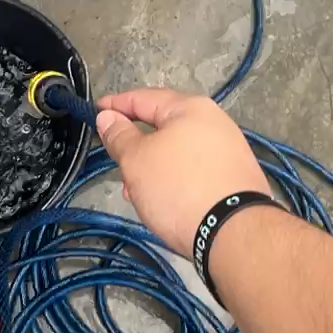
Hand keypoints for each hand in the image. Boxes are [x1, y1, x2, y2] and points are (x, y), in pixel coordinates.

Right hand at [95, 88, 270, 253]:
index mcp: (190, 108)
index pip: (143, 98)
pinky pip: (195, 169)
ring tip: (137, 192)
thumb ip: (119, 136)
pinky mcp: (236, 178)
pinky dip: (175, 179)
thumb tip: (108, 117)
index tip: (96, 112)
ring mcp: (229, 150)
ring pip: (178, 151)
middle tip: (117, 161)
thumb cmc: (180, 188)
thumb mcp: (137, 160)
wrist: (234, 234)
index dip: (116, 105)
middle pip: (164, 125)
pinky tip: (164, 201)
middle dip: (136, 144)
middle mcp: (215, 122)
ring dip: (153, 167)